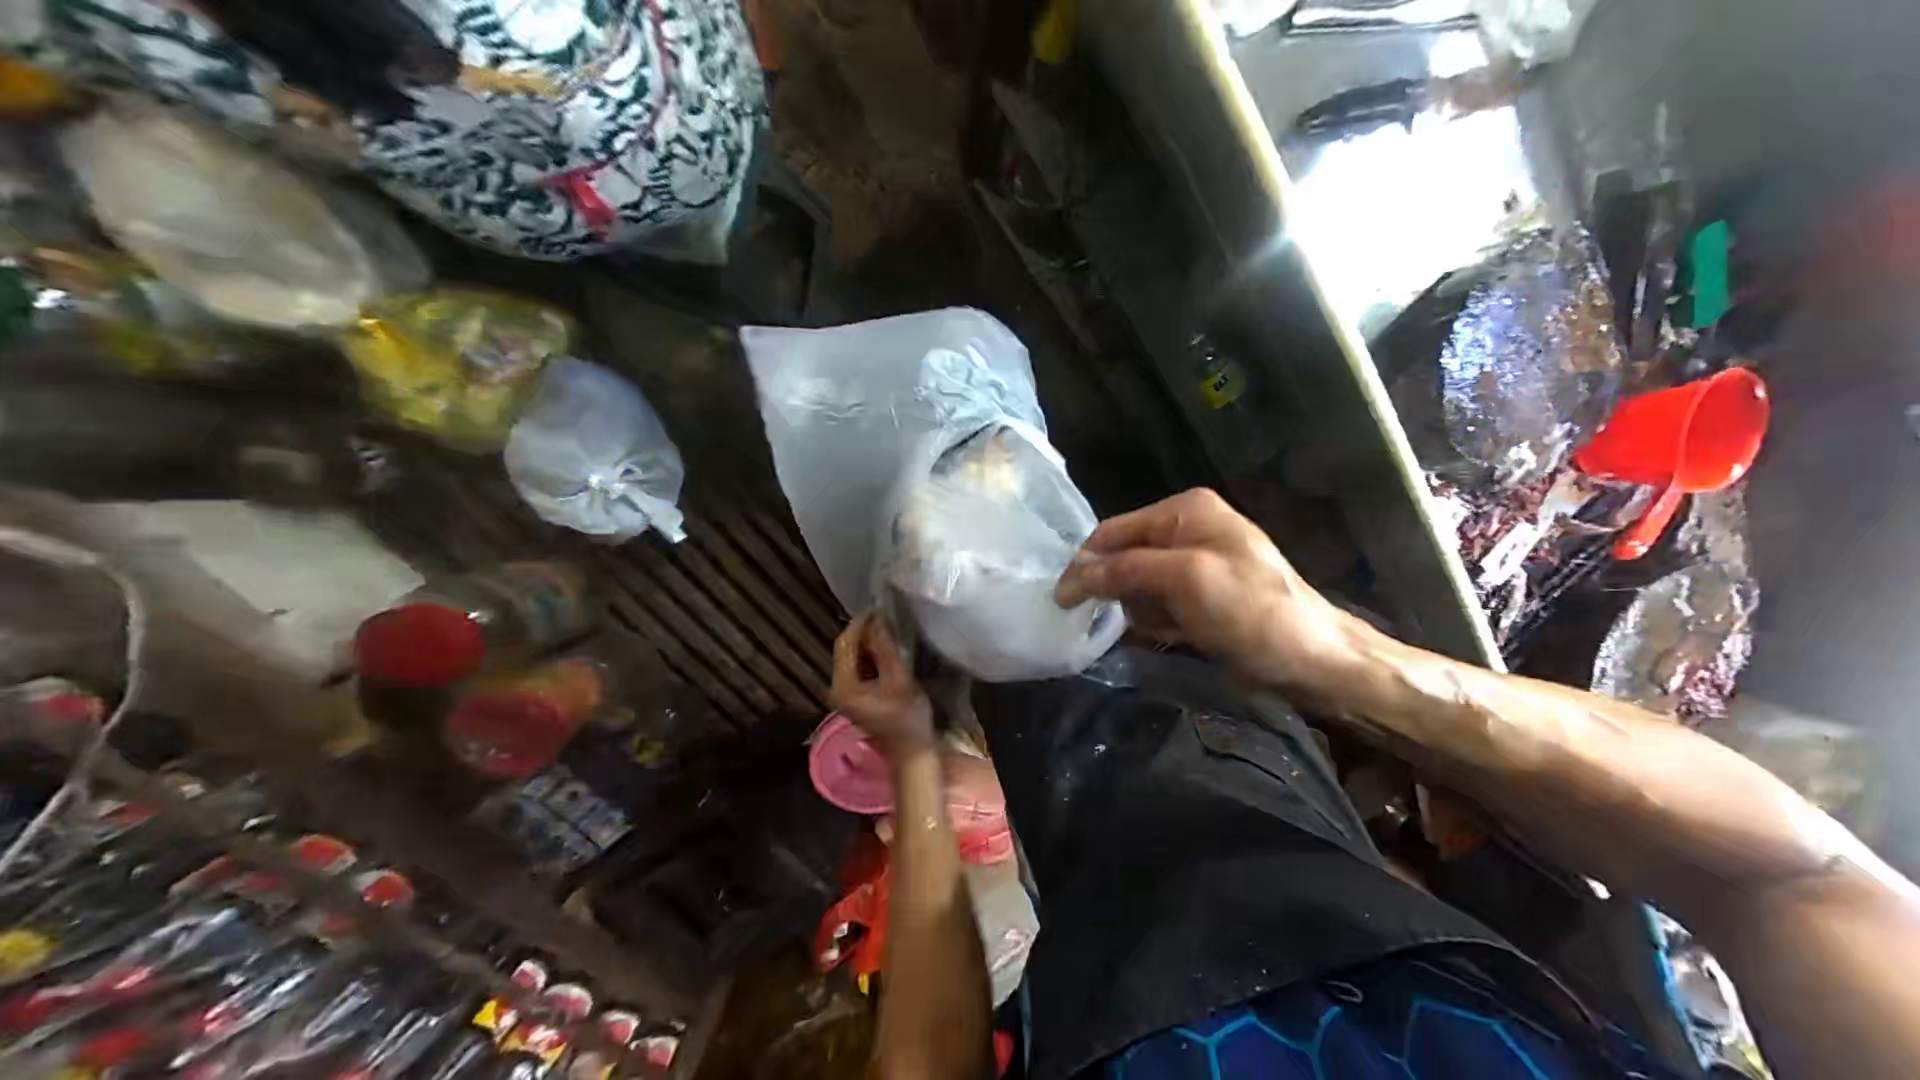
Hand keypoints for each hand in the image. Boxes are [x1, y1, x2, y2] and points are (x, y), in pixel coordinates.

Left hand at [830, 612, 935, 758]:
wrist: (913, 754)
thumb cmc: (909, 719)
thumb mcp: (900, 679)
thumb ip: (886, 648)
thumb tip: (879, 619)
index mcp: (843, 686)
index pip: (845, 644)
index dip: (860, 623)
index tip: (880, 607)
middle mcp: (837, 688)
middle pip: (845, 649)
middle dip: (864, 631)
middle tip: (886, 615)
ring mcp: (845, 694)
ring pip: (852, 657)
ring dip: (868, 642)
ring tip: (890, 627)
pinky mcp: (856, 697)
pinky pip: (859, 667)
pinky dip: (871, 655)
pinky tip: (887, 648)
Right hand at [1053, 489, 1365, 689]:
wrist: (1314, 660)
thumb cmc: (1252, 611)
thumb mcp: (1185, 580)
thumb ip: (1126, 570)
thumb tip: (1072, 576)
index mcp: (1185, 511)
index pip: (1114, 530)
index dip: (1085, 564)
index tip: (1060, 601)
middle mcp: (1187, 529)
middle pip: (1124, 557)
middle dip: (1115, 590)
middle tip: (1107, 620)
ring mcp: (1196, 563)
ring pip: (1138, 585)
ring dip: (1136, 610)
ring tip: (1156, 630)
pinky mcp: (1201, 596)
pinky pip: (1158, 604)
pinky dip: (1153, 621)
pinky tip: (1169, 636)